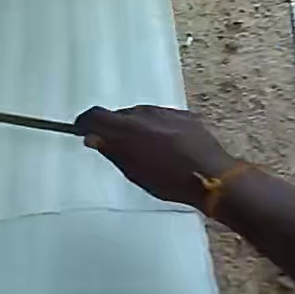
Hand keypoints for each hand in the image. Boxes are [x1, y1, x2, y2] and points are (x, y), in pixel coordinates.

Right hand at [75, 105, 239, 208]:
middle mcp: (147, 113)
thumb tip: (93, 138)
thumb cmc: (171, 181)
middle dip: (113, 128)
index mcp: (130, 128)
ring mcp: (168, 112)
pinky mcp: (185, 115)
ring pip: (141, 114)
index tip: (82, 130)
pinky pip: (162, 117)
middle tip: (115, 147)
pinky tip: (164, 146)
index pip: (96, 115)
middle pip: (120, 115)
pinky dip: (156, 127)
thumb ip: (112, 151)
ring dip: (136, 127)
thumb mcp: (134, 172)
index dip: (85, 122)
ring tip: (143, 150)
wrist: (213, 177)